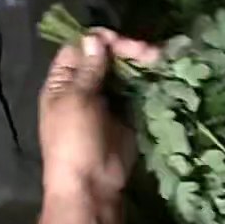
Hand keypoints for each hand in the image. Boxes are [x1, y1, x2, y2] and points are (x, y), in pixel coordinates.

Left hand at [39, 28, 156, 206]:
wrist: (92, 186)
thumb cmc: (73, 141)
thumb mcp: (76, 101)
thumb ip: (89, 69)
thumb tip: (94, 37)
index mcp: (63, 80)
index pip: (80, 46)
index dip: (99, 39)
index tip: (119, 41)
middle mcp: (84, 85)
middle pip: (105, 55)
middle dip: (126, 49)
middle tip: (148, 52)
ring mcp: (107, 98)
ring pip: (123, 70)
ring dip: (140, 61)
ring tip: (158, 57)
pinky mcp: (127, 112)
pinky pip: (137, 89)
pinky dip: (148, 79)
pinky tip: (161, 71)